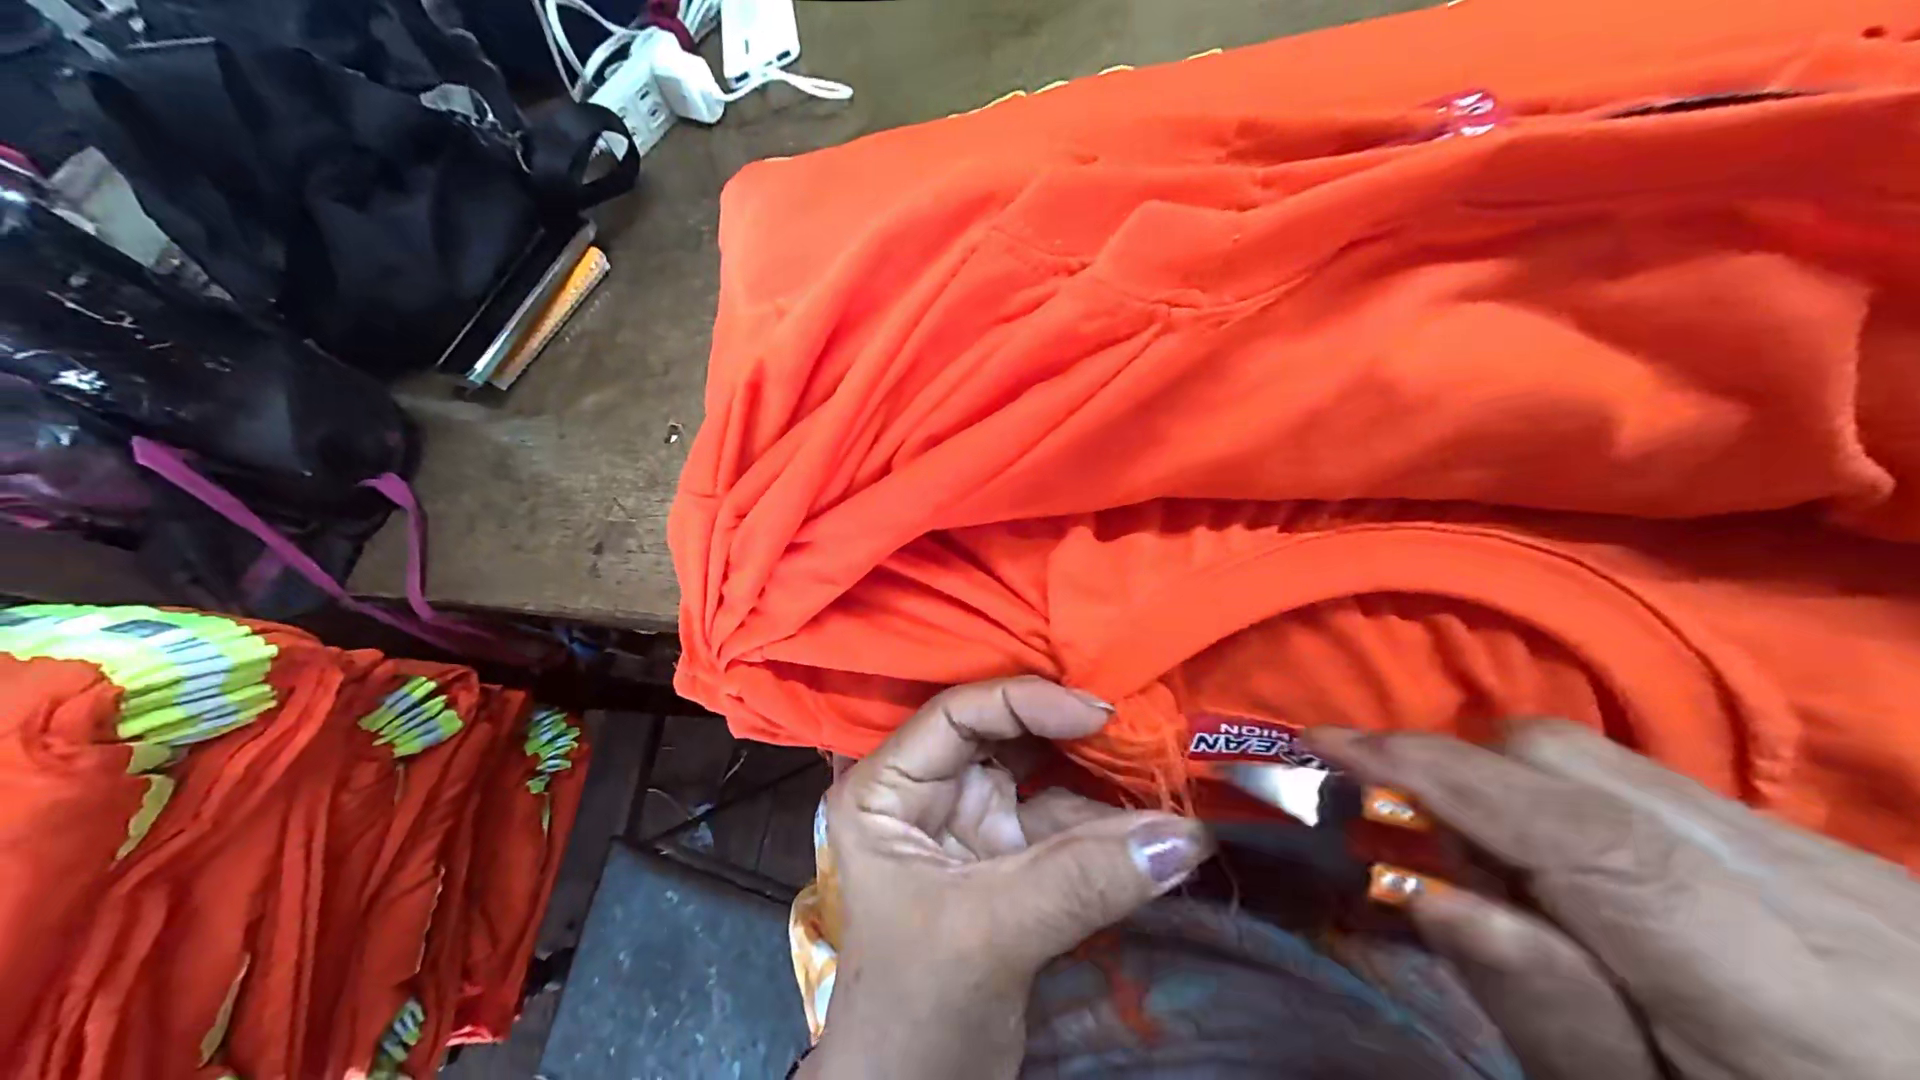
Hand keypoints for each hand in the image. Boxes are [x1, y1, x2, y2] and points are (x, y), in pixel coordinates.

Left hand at [798, 677, 1211, 1079]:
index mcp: (887, 789)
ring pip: (1043, 780)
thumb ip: (1080, 881)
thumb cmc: (917, 1009)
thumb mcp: (988, 933)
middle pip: (1005, 737)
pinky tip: (1163, 829)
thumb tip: (1183, 838)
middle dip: (1071, 733)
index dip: (1026, 701)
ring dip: (1103, 781)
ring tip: (1167, 775)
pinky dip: (1113, 829)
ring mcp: (973, 824)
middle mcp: (928, 792)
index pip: (956, 714)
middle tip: (1140, 731)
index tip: (1097, 712)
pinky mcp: (1011, 861)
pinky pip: (1067, 827)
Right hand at [1309, 719, 1919, 1079]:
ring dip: (1503, 788)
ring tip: (1484, 862)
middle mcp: (1828, 901)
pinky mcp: (1829, 849)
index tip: (1326, 746)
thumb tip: (1422, 890)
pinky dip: (1563, 804)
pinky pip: (1644, 782)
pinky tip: (1571, 878)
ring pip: (1602, 759)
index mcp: (1801, 1011)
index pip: (1586, 839)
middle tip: (1400, 829)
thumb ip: (1549, 1016)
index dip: (1442, 776)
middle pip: (1574, 763)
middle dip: (1456, 773)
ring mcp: (1838, 860)